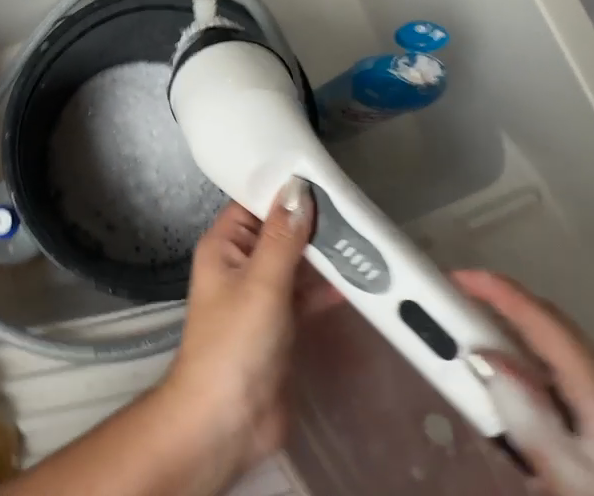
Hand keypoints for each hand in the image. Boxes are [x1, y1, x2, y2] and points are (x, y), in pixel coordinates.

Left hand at [162, 178, 340, 476]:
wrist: (228, 420)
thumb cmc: (235, 343)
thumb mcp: (261, 283)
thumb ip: (282, 237)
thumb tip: (297, 189)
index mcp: (224, 246)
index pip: (252, 202)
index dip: (283, 188)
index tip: (324, 174)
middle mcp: (240, 265)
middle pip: (280, 232)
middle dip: (314, 222)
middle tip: (360, 207)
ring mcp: (261, 296)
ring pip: (297, 264)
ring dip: (327, 255)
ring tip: (369, 238)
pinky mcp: (281, 325)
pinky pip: (308, 294)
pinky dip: (330, 287)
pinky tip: (362, 279)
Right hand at [455, 270, 593, 495]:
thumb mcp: (570, 473)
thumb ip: (524, 414)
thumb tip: (484, 359)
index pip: (539, 315)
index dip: (493, 288)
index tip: (453, 276)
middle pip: (547, 328)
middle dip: (497, 320)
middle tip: (453, 331)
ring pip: (560, 352)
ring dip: (519, 352)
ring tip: (487, 382)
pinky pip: (576, 374)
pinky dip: (543, 373)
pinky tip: (532, 408)